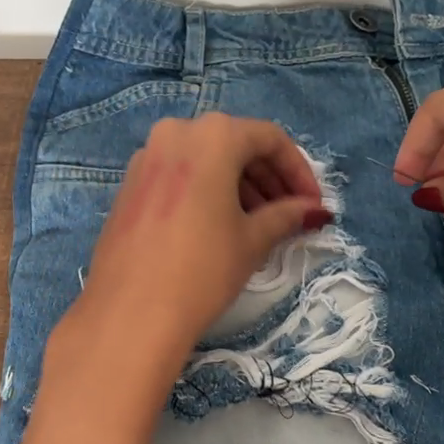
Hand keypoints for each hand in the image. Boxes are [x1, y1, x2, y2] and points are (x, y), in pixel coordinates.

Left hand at [19, 115, 330, 443]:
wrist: (129, 312)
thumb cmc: (201, 268)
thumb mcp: (251, 240)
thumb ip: (286, 215)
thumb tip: (313, 210)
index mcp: (213, 134)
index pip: (269, 138)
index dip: (298, 170)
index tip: (313, 204)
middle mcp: (178, 130)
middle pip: (236, 142)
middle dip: (269, 177)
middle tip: (292, 214)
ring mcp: (149, 153)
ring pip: (207, 156)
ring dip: (240, 183)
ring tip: (262, 224)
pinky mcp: (132, 180)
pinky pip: (181, 169)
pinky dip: (208, 187)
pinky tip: (222, 223)